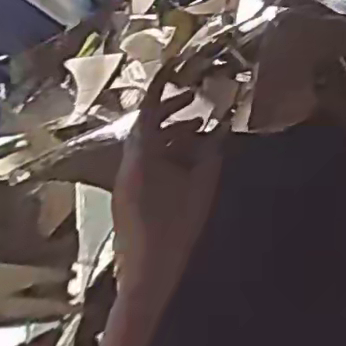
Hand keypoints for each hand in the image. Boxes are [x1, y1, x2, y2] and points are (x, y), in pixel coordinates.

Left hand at [112, 58, 229, 302]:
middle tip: (193, 99)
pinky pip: (145, 162)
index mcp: (141, 156)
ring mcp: (125, 182)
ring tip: (198, 130)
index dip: (160, 86)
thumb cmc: (175, 228)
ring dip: (170, 133)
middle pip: (146, 125)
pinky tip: (187, 161)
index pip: (148, 109)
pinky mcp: (128, 197)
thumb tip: (221, 127)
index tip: (173, 67)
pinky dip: (165, 152)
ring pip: (147, 145)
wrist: (146, 278)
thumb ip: (211, 152)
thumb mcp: (202, 186)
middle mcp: (128, 164)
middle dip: (170, 109)